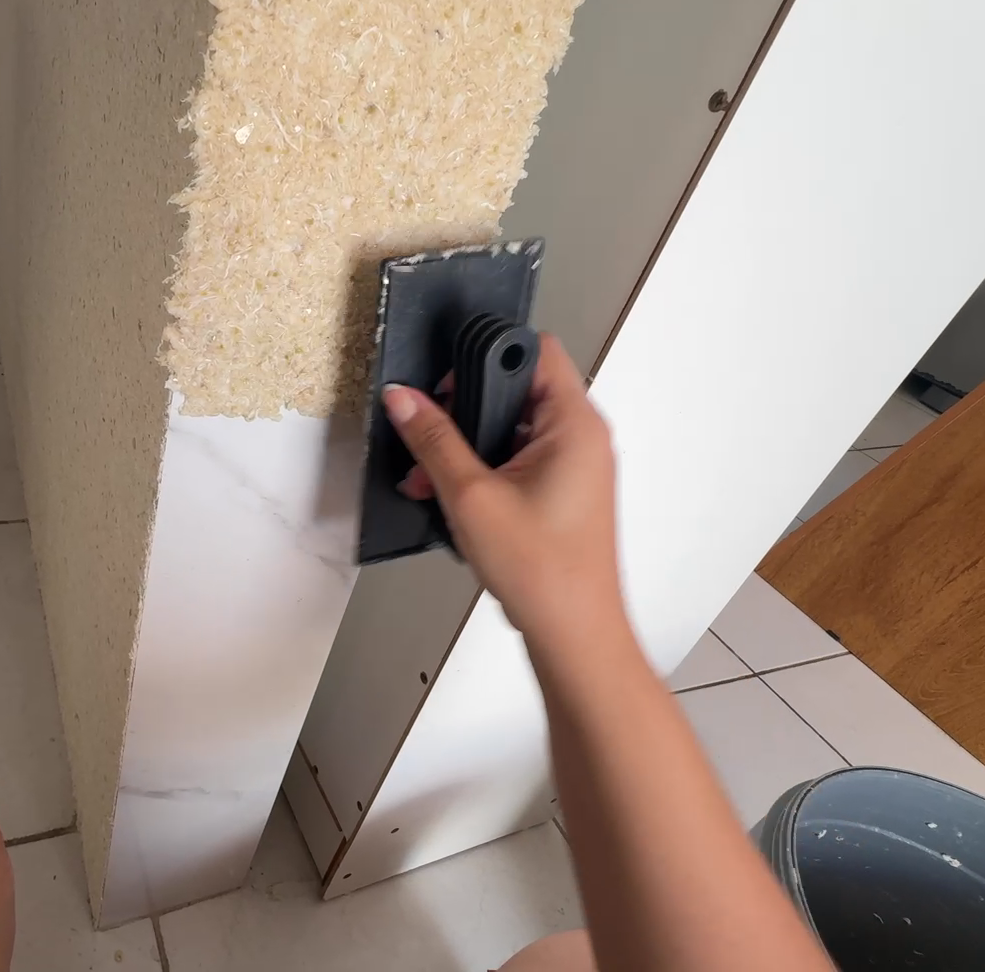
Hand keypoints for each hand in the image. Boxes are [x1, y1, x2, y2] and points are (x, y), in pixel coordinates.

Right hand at [384, 333, 620, 637]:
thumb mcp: (470, 496)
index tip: (447, 381)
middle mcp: (580, 438)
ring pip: (507, 429)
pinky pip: (512, 459)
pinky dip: (478, 469)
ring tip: (427, 478)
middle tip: (429, 437)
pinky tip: (445, 495)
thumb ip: (433, 439)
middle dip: (462, 411)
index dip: (486, 355)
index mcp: (574, 425)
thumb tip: (404, 398)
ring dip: (462, 446)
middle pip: (515, 390)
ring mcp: (571, 466)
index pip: (537, 350)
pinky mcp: (558, 490)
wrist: (573, 634)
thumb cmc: (543, 572)